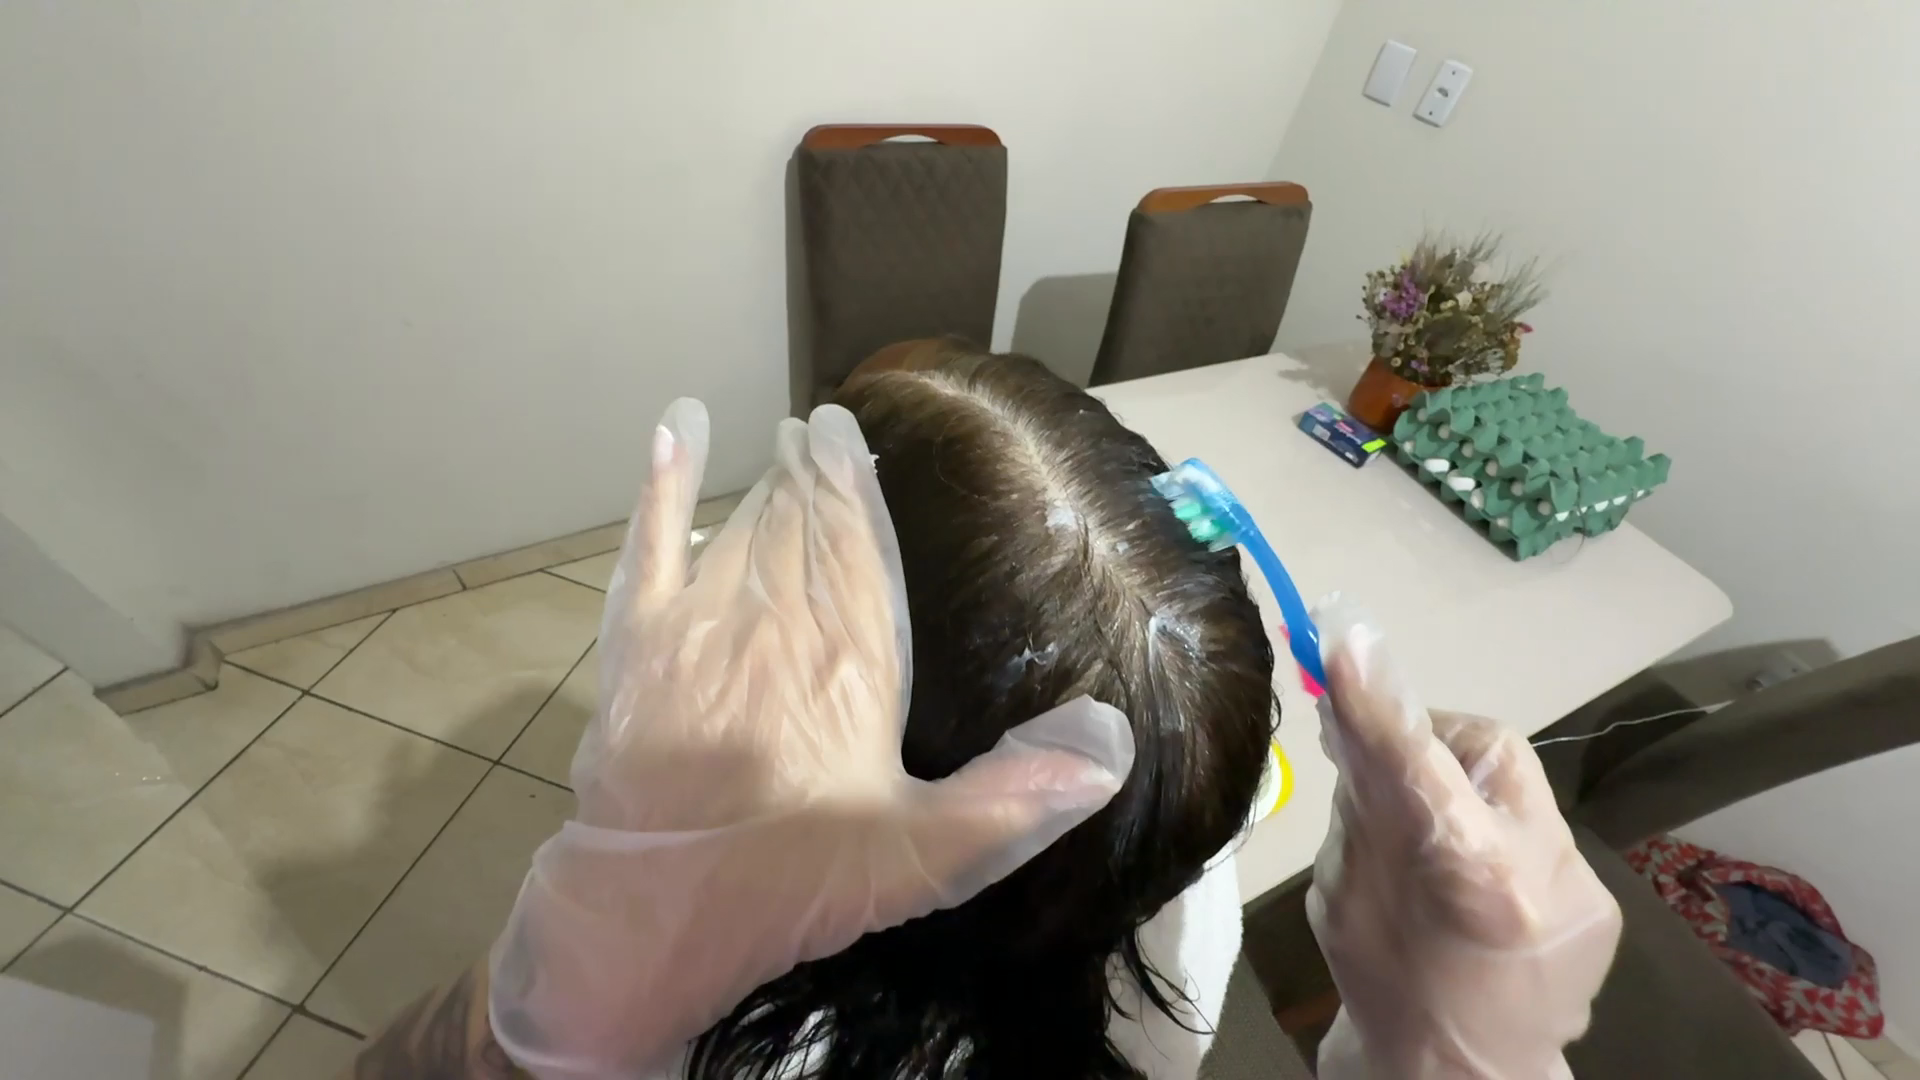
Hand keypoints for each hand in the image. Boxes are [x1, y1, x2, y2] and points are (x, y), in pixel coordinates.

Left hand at [487, 399, 1134, 1079]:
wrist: (650, 915)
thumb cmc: (793, 880)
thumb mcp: (922, 856)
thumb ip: (1014, 799)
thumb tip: (1112, 742)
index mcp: (850, 658)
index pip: (857, 543)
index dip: (852, 481)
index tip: (845, 427)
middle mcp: (780, 619)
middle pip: (800, 523)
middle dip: (809, 472)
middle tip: (813, 429)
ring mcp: (703, 621)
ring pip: (744, 525)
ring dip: (765, 482)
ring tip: (780, 445)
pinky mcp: (640, 641)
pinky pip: (652, 542)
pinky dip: (662, 483)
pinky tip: (679, 424)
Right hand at [1306, 600, 1621, 1079]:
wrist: (1467, 1074)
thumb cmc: (1381, 982)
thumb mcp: (1343, 890)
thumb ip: (1360, 804)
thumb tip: (1351, 727)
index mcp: (1468, 878)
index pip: (1414, 760)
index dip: (1375, 698)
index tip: (1342, 639)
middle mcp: (1544, 868)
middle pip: (1484, 745)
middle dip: (1424, 733)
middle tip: (1380, 757)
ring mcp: (1582, 881)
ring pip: (1507, 776)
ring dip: (1451, 774)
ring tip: (1420, 819)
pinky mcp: (1599, 893)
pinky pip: (1527, 816)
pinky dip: (1481, 814)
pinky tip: (1460, 861)